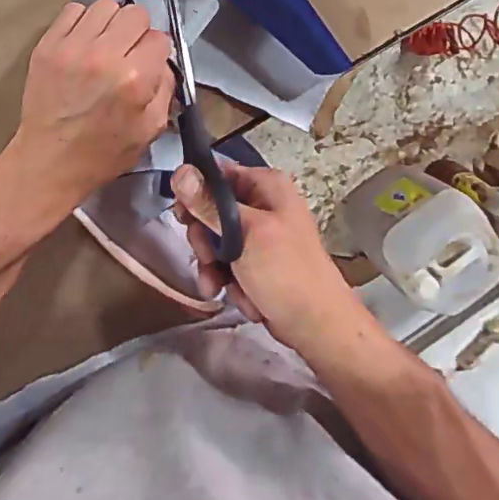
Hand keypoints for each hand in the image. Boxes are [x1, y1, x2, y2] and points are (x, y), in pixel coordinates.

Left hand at [0, 0, 174, 221]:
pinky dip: (83, 21)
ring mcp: (72, 47)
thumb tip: (161, 59)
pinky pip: (73, 10)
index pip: (159, 38)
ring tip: (105, 43)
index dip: (157, 51)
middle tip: (129, 51)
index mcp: (134, 79)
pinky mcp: (47, 45)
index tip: (148, 62)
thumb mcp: (151, 129)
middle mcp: (104, 55)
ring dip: (111, 23)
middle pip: (135, 14)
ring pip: (106, 6)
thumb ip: (165, 87)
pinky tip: (83, 42)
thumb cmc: (103, 152)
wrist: (49, 161)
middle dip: (138, 31)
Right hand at [172, 160, 366, 354]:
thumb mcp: (245, 234)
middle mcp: (264, 202)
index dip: (195, 192)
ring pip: (216, 239)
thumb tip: (180, 172)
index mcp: (266, 184)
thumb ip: (209, 205)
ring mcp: (260, 233)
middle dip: (206, 239)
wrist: (317, 327)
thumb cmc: (286, 272)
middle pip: (212, 209)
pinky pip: (228, 262)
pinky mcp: (257, 260)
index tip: (182, 217)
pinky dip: (227, 279)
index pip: (218, 174)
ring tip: (218, 285)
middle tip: (208, 257)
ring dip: (213, 265)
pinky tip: (237, 295)